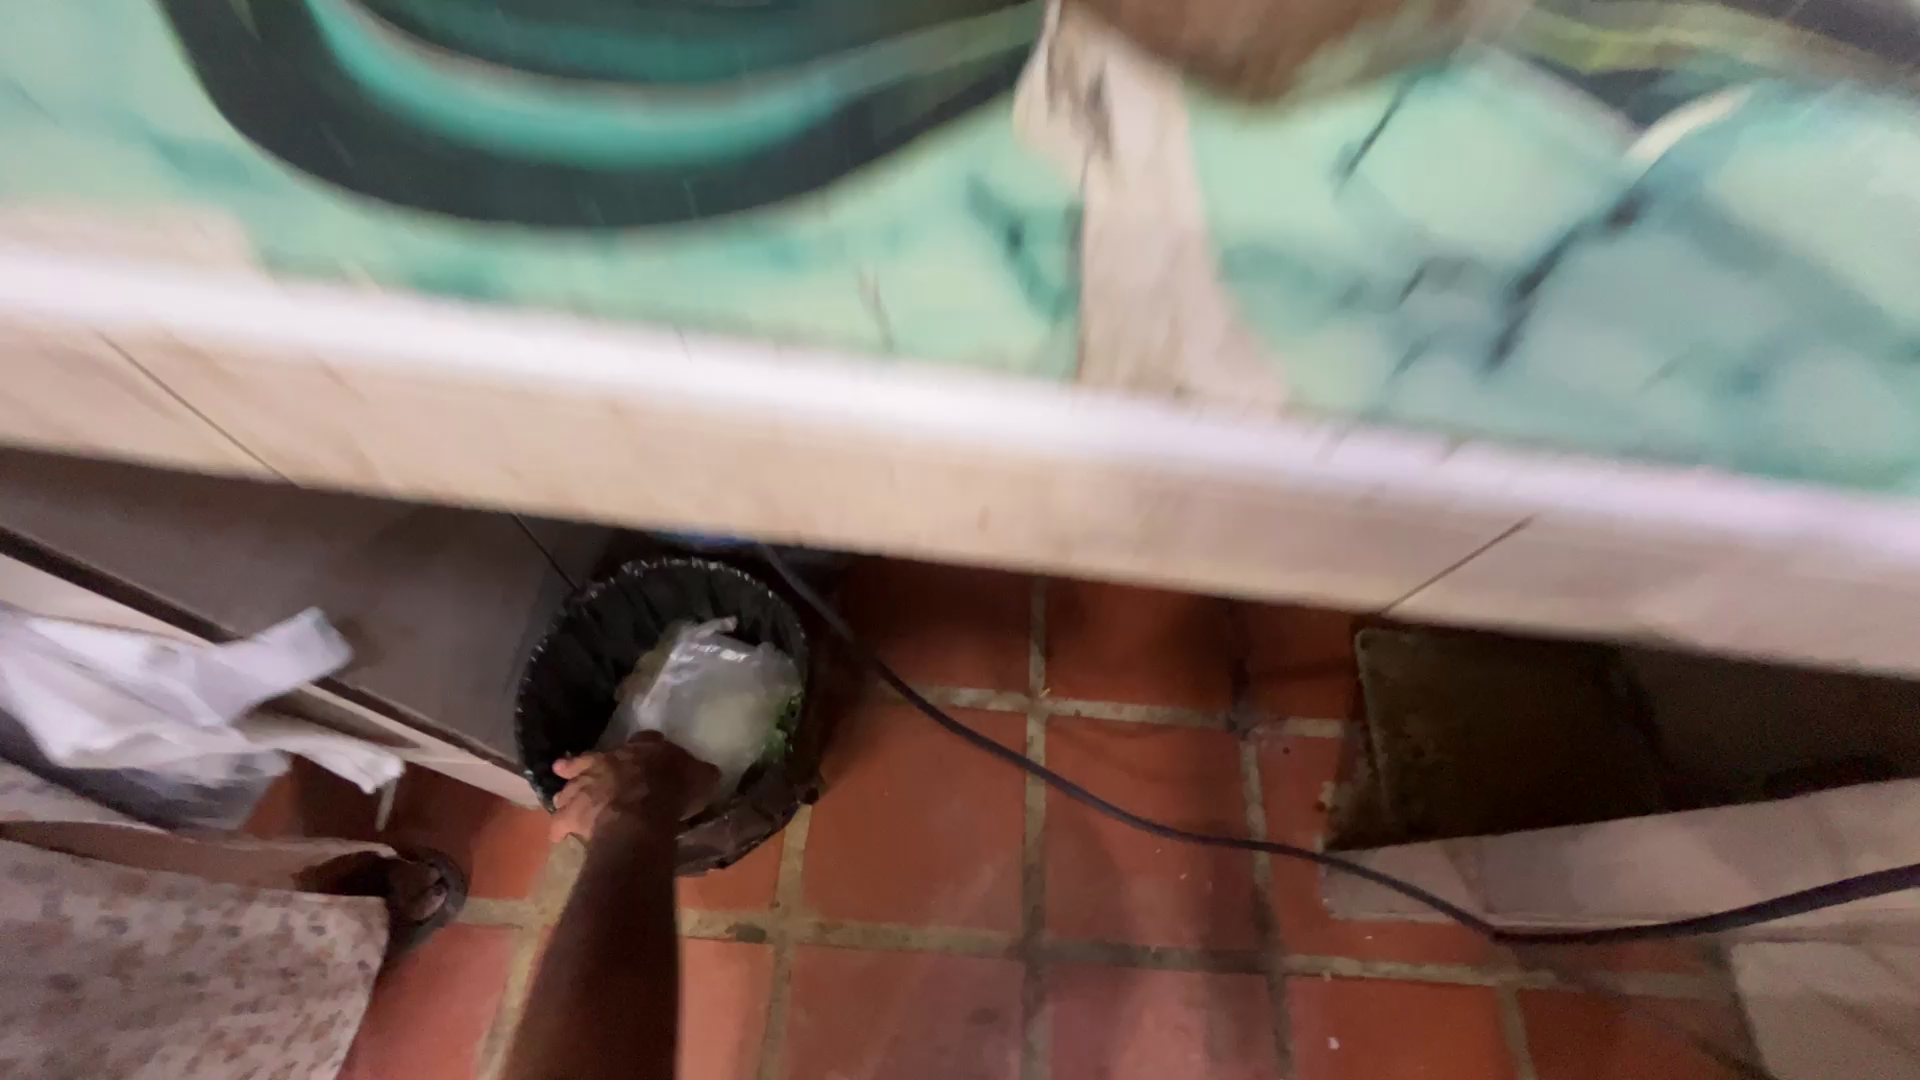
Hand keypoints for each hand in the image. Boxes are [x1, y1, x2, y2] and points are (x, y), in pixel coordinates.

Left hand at [548, 732, 720, 842]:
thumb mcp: (702, 777)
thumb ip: (702, 772)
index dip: (643, 746)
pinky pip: (560, 821)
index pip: (643, 740)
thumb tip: (708, 773)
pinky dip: (560, 827)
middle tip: (570, 769)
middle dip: (581, 765)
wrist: (642, 813)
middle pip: (589, 759)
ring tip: (566, 802)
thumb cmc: (674, 790)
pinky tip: (559, 835)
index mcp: (644, 749)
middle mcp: (609, 761)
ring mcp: (586, 785)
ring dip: (568, 793)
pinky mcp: (572, 812)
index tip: (640, 752)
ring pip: (569, 787)